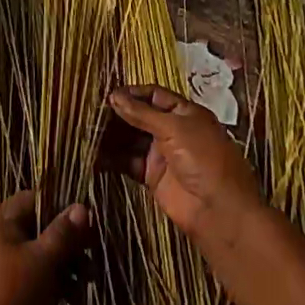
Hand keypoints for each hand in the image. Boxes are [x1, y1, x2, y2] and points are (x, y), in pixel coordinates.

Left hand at [0, 191, 93, 304]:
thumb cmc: (12, 298)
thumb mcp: (42, 262)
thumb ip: (63, 233)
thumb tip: (84, 206)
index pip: (37, 199)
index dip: (64, 211)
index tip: (91, 229)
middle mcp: (0, 233)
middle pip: (42, 225)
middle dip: (69, 242)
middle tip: (91, 260)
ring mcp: (5, 259)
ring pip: (44, 250)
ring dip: (67, 264)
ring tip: (84, 282)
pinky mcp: (12, 284)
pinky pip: (39, 271)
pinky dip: (57, 280)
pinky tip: (72, 297)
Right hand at [102, 85, 263, 237]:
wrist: (219, 211)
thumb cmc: (203, 160)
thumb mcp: (175, 128)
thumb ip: (142, 113)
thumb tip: (113, 96)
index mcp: (184, 114)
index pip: (153, 95)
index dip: (131, 93)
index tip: (106, 95)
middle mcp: (172, 130)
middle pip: (138, 116)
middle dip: (116, 114)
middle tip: (89, 113)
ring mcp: (161, 153)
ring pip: (130, 138)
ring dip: (110, 135)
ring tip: (85, 132)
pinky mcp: (152, 175)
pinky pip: (127, 161)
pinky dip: (110, 158)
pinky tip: (92, 156)